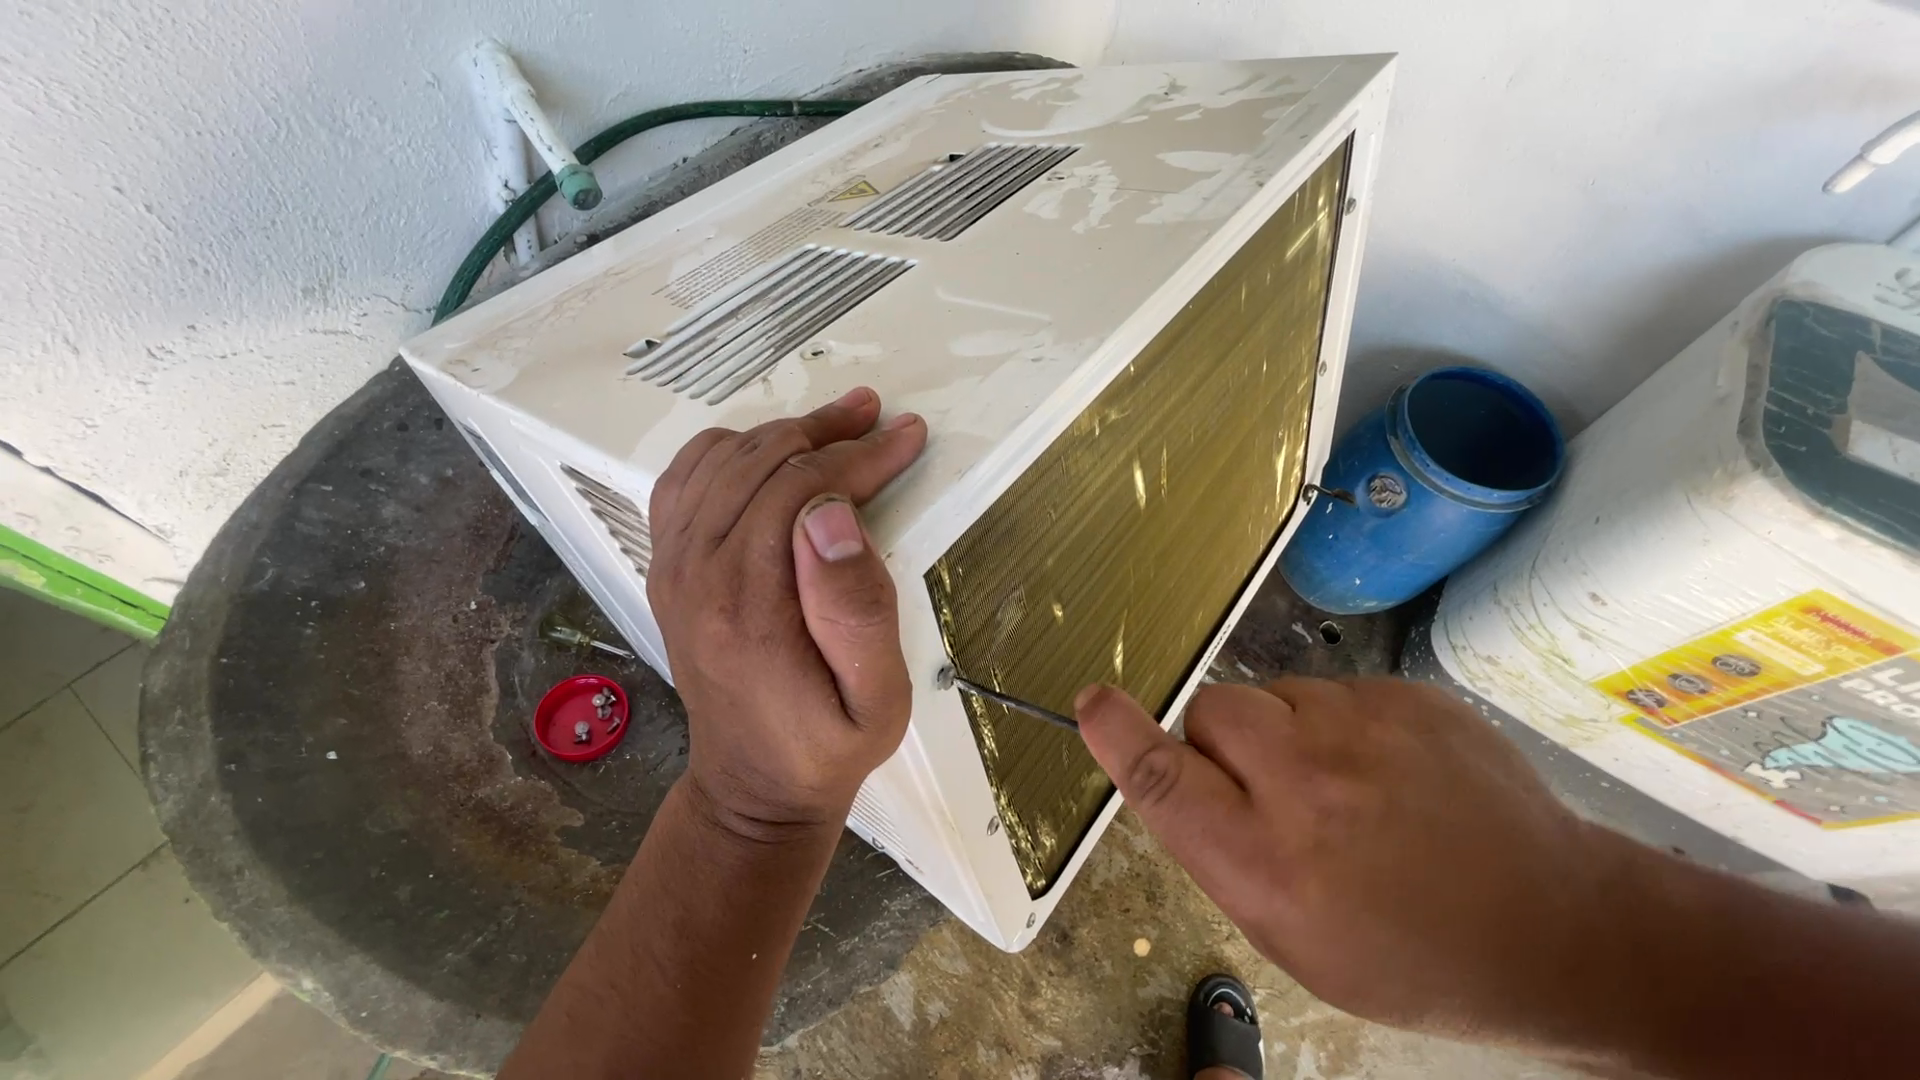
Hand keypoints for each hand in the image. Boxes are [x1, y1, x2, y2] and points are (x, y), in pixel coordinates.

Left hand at [647, 387, 926, 835]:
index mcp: (748, 603)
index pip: (798, 489)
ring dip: (783, 432)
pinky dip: (730, 450)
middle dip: (826, 430)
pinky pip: (685, 479)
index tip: (907, 436)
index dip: (858, 455)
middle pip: (758, 463)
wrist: (751, 784)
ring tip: (837, 424)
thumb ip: (859, 611)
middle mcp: (695, 572)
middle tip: (880, 416)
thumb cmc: (827, 746)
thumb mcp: (875, 701)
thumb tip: (833, 512)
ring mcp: (670, 566)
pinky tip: (768, 453)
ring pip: (720, 459)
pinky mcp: (666, 567)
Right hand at [1076, 676, 1621, 1040]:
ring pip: (1273, 695)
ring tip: (1344, 786)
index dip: (1118, 735)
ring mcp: (1367, 728)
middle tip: (1266, 786)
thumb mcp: (1291, 940)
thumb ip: (1219, 852)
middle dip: (1218, 740)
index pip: (1164, 776)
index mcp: (1269, 861)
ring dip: (1284, 732)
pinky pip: (1333, 690)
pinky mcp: (1410, 695)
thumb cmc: (1407, 955)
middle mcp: (1309, 783)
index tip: (1094, 703)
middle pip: (1213, 710)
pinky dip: (1340, 724)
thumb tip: (1177, 773)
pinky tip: (1390, 771)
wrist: (1561, 928)